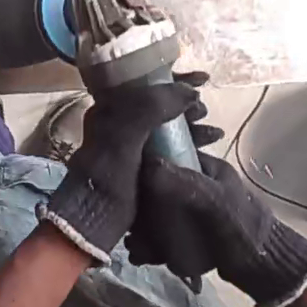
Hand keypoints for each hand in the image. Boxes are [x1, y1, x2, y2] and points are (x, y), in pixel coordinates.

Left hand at [39, 79, 200, 262]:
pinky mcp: (137, 167)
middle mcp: (116, 123)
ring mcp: (127, 146)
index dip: (174, 80)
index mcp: (107, 110)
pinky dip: (186, 145)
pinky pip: (165, 147)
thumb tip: (187, 92)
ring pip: (164, 126)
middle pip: (158, 104)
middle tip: (205, 112)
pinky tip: (204, 151)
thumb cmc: (105, 181)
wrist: (91, 225)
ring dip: (191, 126)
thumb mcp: (124, 139)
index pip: (145, 81)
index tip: (202, 82)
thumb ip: (149, 108)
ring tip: (214, 135)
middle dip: (186, 105)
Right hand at [127, 152, 306, 306]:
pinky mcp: (187, 233)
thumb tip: (148, 163)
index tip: (126, 186)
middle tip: (130, 229)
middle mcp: (194, 184)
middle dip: (138, 210)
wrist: (263, 271)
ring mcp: (190, 210)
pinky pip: (160, 233)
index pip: (166, 154)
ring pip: (154, 214)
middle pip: (154, 188)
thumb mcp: (217, 203)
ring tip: (136, 248)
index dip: (143, 166)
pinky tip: (143, 257)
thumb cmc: (245, 231)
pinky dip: (150, 245)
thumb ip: (186, 184)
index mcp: (205, 167)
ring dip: (141, 231)